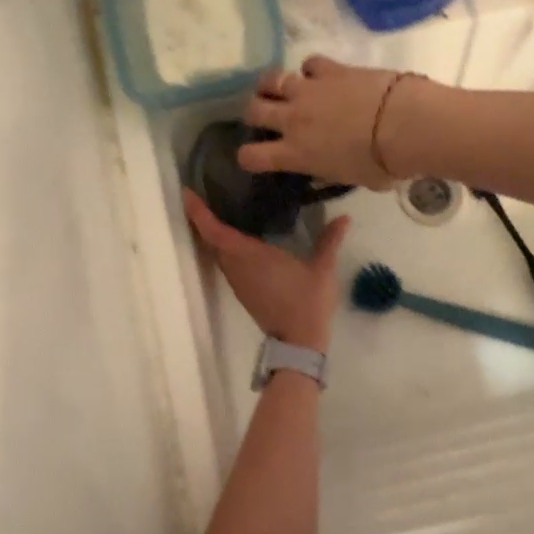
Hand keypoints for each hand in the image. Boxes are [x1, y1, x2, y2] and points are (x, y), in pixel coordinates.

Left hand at [185, 190, 348, 350]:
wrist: (298, 342)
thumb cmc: (307, 302)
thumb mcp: (322, 269)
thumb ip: (330, 240)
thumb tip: (345, 216)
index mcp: (251, 256)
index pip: (215, 231)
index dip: (199, 212)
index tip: (188, 193)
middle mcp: (237, 266)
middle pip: (211, 239)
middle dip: (203, 217)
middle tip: (204, 192)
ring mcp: (238, 281)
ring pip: (217, 252)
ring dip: (213, 233)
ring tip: (219, 209)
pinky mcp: (243, 291)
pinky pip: (226, 263)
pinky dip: (224, 247)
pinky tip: (238, 237)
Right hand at [237, 56, 426, 190]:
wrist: (405, 124)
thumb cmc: (383, 164)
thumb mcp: (352, 179)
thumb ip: (332, 171)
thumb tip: (331, 168)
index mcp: (296, 154)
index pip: (252, 156)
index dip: (248, 157)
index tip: (255, 157)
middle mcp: (294, 120)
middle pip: (253, 110)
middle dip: (254, 113)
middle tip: (265, 116)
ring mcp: (309, 90)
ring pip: (271, 79)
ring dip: (271, 85)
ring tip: (278, 89)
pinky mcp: (330, 69)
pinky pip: (308, 63)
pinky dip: (310, 70)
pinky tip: (320, 75)